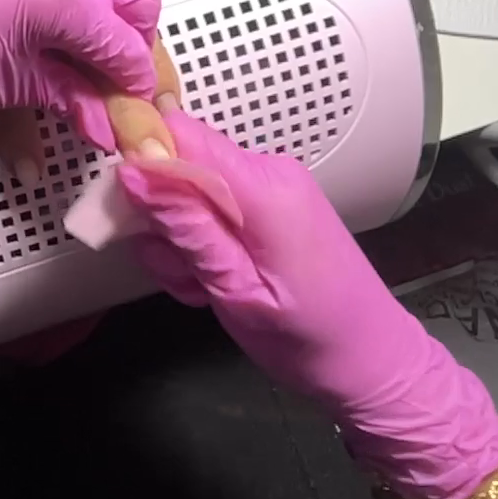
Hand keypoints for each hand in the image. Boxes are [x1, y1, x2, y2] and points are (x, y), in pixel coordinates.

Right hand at [119, 109, 497, 498]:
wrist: (374, 366)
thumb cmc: (312, 338)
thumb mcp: (236, 289)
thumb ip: (185, 225)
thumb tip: (133, 169)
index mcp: (264, 186)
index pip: (181, 132)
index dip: (140, 151)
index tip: (124, 203)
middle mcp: (265, 171)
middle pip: (176, 163)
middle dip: (159, 217)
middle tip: (181, 271)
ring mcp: (264, 187)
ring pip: (183, 192)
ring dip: (176, 240)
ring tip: (201, 286)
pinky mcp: (260, 204)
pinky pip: (204, 206)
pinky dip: (194, 243)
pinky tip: (212, 281)